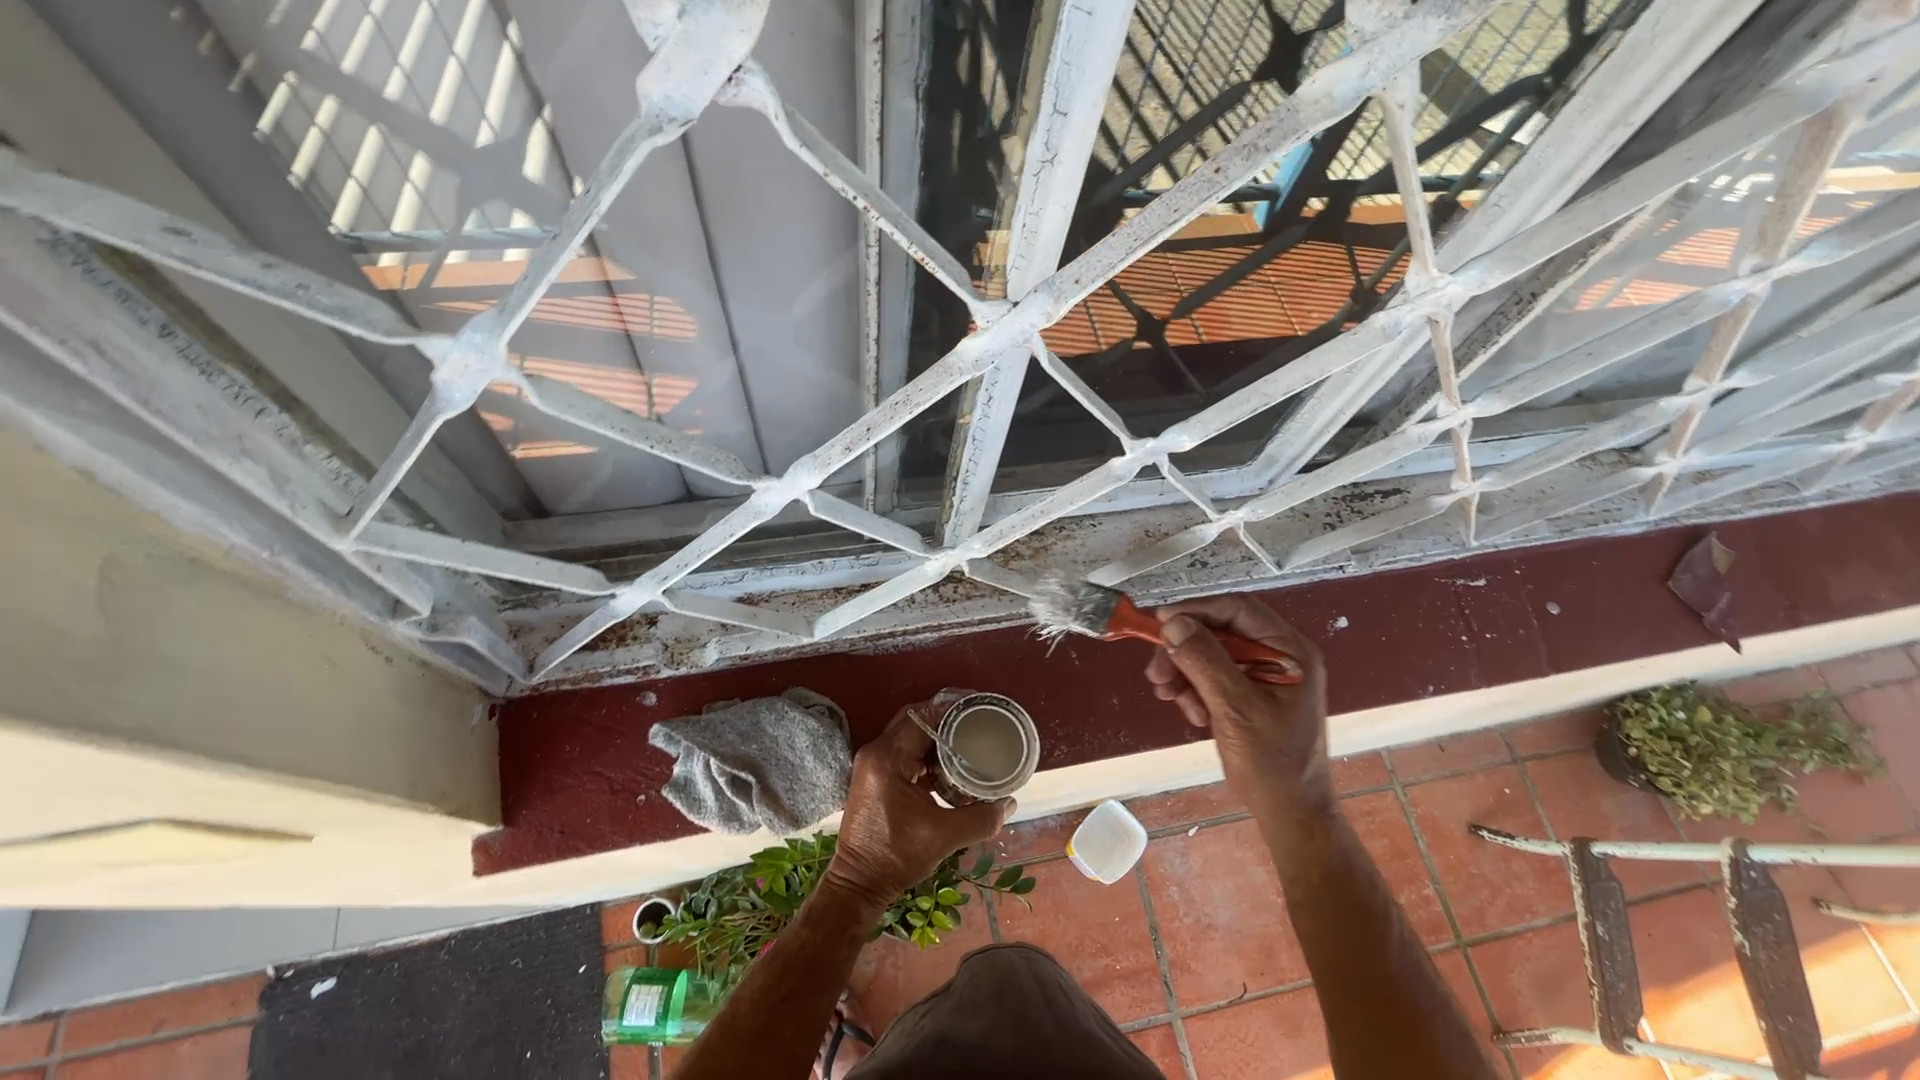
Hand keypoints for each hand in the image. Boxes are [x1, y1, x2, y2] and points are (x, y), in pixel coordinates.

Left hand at [824, 705, 1014, 909]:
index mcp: (887, 758)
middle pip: (916, 721)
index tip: (978, 705)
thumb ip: (982, 817)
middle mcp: (876, 753)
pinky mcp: (877, 779)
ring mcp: (873, 766)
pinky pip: (906, 754)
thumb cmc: (896, 857)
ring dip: (939, 738)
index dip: (951, 707)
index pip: (922, 716)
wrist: (860, 883)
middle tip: (978, 720)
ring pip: (911, 737)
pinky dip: (929, 756)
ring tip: (971, 741)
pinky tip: (953, 767)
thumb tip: (1010, 802)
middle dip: (948, 719)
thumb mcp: (945, 836)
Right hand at [1144, 596, 1331, 817]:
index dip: (1197, 610)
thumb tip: (1174, 624)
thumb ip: (1205, 661)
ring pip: (1210, 655)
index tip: (1160, 622)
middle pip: (1220, 633)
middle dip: (1184, 650)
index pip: (1238, 610)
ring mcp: (1264, 677)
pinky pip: (1212, 678)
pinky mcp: (1249, 696)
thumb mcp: (1235, 708)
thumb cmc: (1272, 761)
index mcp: (1289, 651)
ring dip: (1184, 672)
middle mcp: (1278, 656)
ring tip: (1168, 696)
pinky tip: (1192, 714)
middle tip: (1156, 673)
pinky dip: (1194, 691)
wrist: (1289, 811)